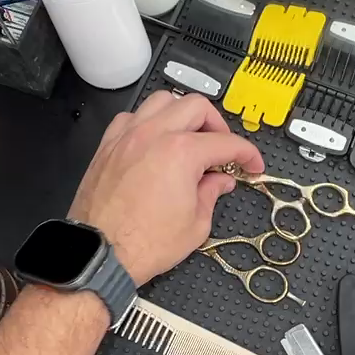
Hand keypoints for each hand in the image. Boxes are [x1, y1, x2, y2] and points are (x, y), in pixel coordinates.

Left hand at [68, 93, 263, 284]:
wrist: (101, 254)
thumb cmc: (145, 243)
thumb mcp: (196, 224)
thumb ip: (211, 194)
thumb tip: (219, 181)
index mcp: (182, 153)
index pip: (226, 142)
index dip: (247, 154)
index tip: (252, 165)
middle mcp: (154, 135)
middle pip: (197, 106)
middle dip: (218, 125)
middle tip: (223, 149)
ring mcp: (128, 136)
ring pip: (163, 100)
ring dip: (183, 114)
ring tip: (191, 136)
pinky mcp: (108, 145)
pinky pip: (133, 116)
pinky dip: (150, 121)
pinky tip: (156, 140)